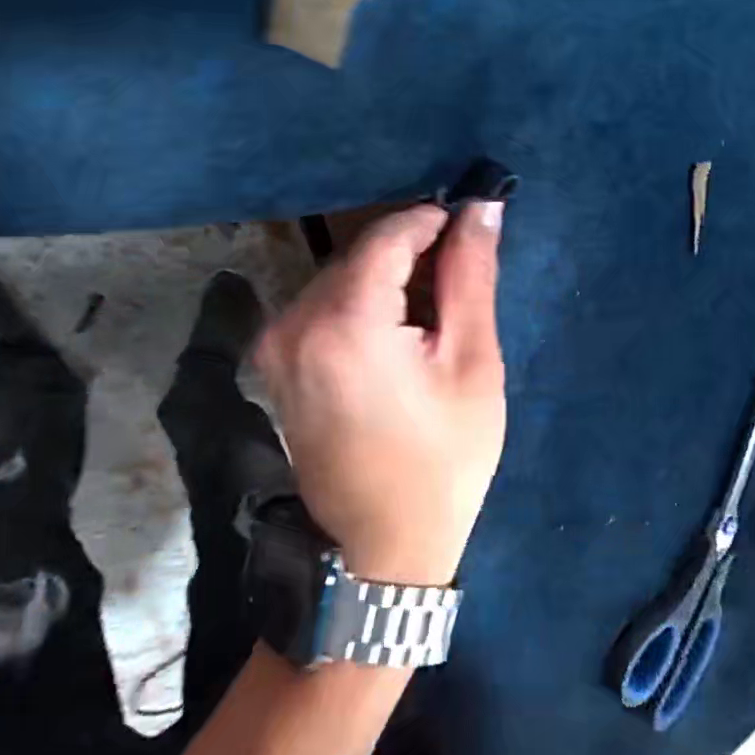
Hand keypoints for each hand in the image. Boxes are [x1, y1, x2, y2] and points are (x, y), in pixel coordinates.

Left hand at [254, 201, 506, 585]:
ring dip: (387, 280)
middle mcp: (294, 323)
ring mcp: (275, 346)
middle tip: (457, 283)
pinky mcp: (274, 364)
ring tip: (431, 317)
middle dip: (411, 254)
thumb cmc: (444, 459)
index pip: (387, 235)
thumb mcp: (472, 363)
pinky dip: (361, 304)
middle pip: (360, 255)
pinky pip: (321, 307)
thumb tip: (481, 208)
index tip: (468, 229)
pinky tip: (395, 336)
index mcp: (345, 322)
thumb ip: (471, 276)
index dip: (431, 222)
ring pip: (339, 277)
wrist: (384, 546)